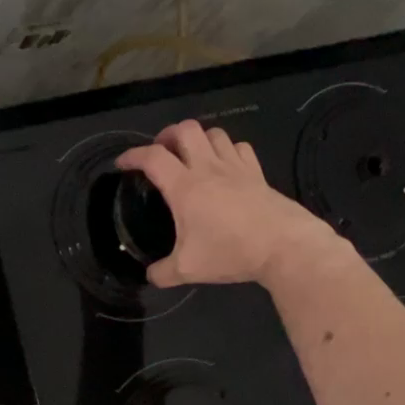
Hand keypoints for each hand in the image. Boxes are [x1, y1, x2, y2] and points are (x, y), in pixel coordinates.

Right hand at [117, 119, 347, 286]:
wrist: (282, 246)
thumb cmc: (229, 253)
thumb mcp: (186, 270)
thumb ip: (161, 273)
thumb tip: (150, 275)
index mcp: (185, 187)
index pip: (152, 158)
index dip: (132, 156)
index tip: (122, 163)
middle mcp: (208, 168)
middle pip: (184, 130)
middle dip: (166, 136)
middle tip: (159, 153)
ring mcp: (235, 167)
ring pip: (213, 133)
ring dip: (197, 139)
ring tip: (190, 156)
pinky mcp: (256, 173)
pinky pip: (238, 147)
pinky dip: (225, 150)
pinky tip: (223, 166)